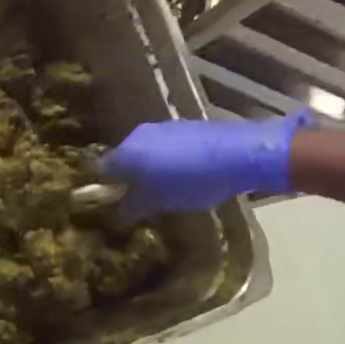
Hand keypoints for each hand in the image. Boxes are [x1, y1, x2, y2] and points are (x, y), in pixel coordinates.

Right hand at [102, 113, 312, 215]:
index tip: (108, 203)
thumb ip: (133, 207)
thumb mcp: (160, 201)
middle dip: (126, 179)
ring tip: (158, 191)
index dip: (103, 187)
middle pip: (124, 159)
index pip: (101, 168)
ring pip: (145, 152)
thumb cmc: (193, 180)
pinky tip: (180, 176)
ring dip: (147, 170)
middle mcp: (140, 135)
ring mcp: (164, 128)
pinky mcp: (185, 128)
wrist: (242, 153)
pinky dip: (164, 162)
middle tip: (134, 200)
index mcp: (128, 152)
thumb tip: (115, 216)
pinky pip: (164, 147)